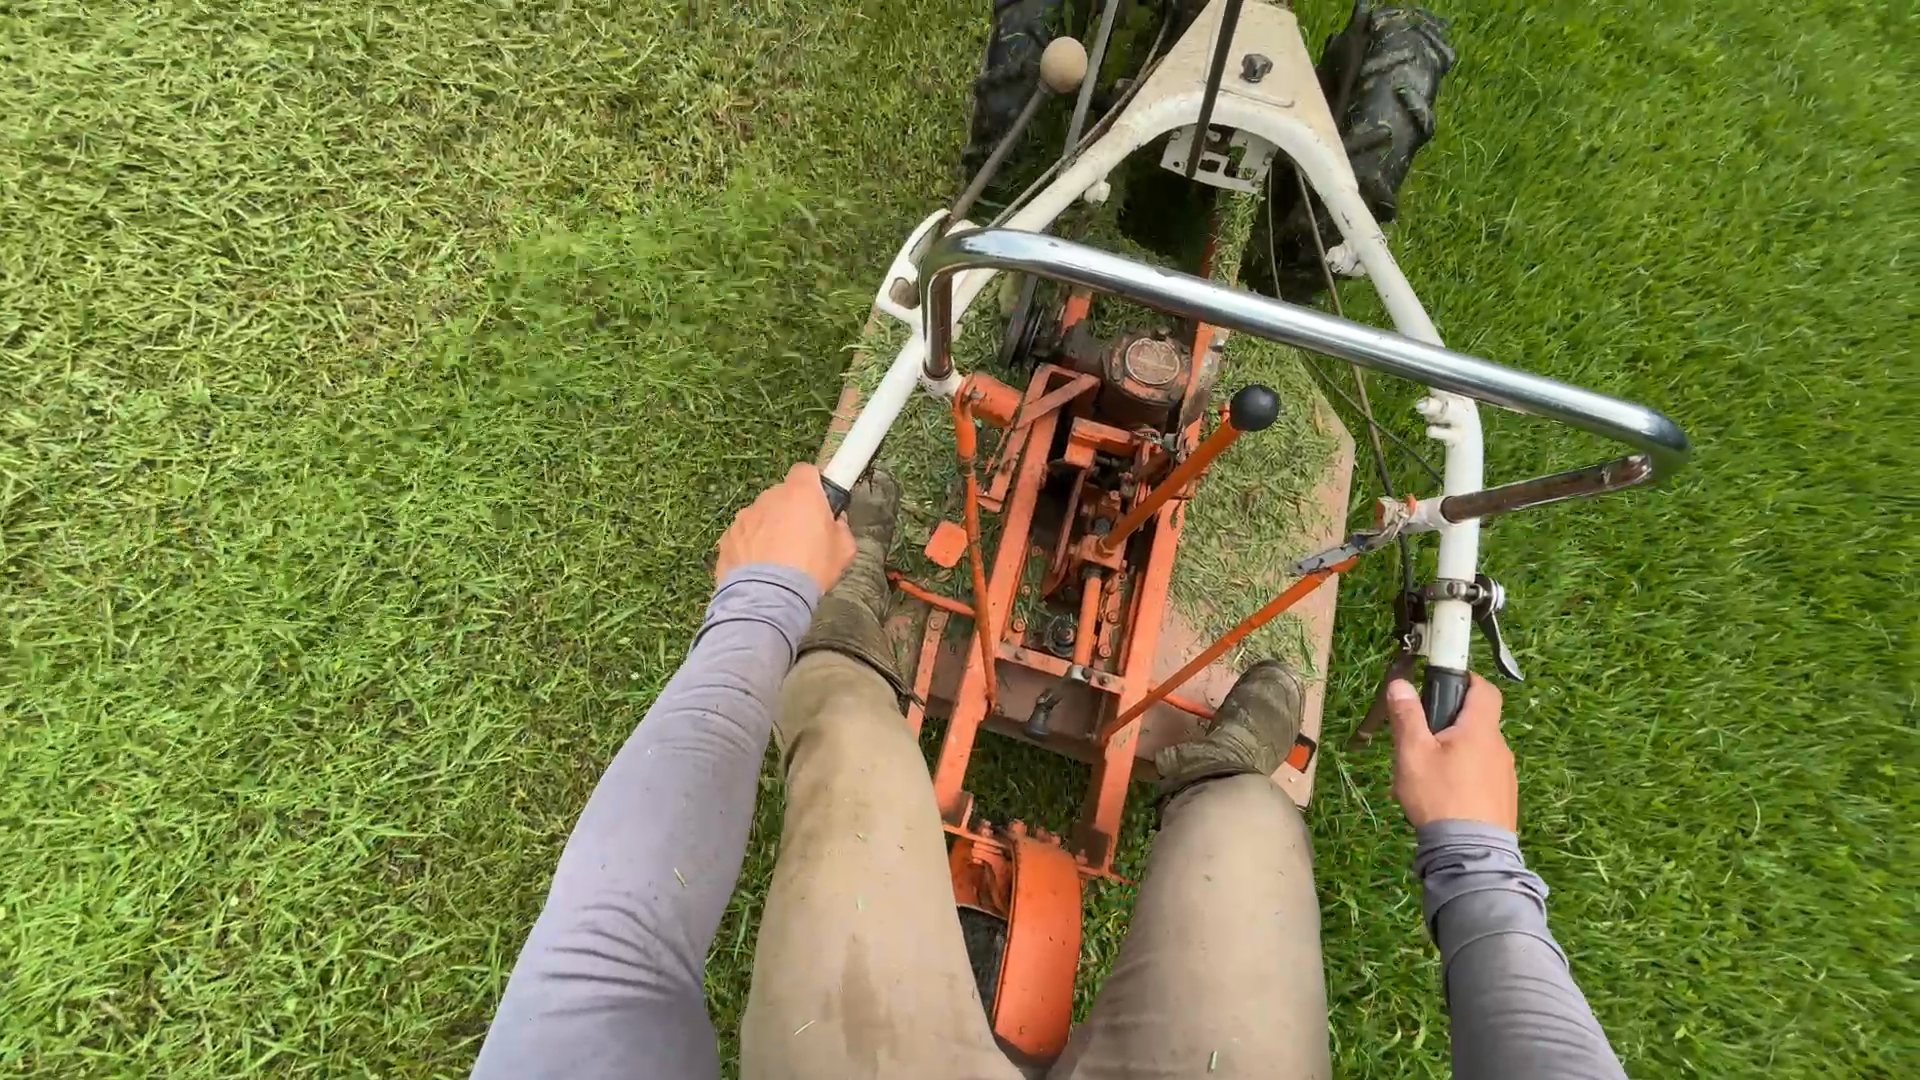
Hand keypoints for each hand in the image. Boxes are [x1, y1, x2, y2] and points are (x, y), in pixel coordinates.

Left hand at [716, 463, 855, 592]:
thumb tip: (835, 523)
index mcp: (801, 493)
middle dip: (791, 511)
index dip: (814, 485)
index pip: (806, 471)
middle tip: (803, 539)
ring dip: (770, 529)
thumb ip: (841, 528)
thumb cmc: (810, 570)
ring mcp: (745, 517)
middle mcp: (769, 498)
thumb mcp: (844, 550)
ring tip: (780, 560)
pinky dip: (751, 548)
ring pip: (761, 516)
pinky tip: (761, 570)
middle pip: (782, 495)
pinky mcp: (727, 538)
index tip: (820, 503)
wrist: (768, 598)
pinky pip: (744, 537)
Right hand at [1385, 675, 1517, 830]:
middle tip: (1417, 736)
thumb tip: (1400, 683)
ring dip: (1452, 749)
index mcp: (1480, 731)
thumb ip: (1407, 716)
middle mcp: (1499, 748)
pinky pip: (1480, 772)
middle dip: (1447, 721)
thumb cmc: (1439, 793)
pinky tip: (1440, 791)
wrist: (1470, 852)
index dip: (1466, 679)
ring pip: (1476, 748)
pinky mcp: (1503, 796)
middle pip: (1476, 720)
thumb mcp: (1413, 752)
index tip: (1440, 682)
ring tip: (1424, 770)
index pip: (1484, 690)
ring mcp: (1504, 774)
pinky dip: (1461, 771)